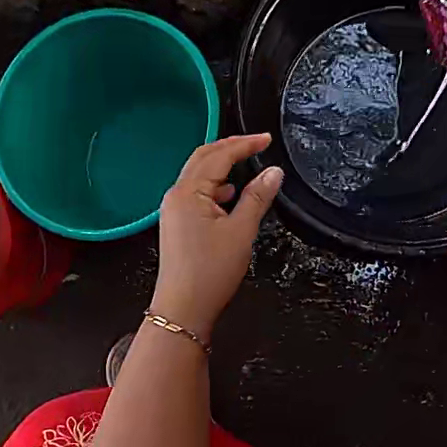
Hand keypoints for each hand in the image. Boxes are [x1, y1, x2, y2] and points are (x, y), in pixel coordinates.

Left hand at [150, 133, 283, 339]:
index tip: (265, 138)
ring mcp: (173, 211)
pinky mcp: (176, 225)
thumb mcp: (241, 232)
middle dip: (229, 148)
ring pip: (198, 177)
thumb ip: (257, 197)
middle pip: (202, 159)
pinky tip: (230, 196)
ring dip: (222, 167)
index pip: (218, 156)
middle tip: (256, 143)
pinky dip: (215, 188)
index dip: (244, 143)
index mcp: (187, 192)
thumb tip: (273, 172)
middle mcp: (175, 197)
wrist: (183, 308)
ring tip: (247, 165)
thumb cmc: (209, 273)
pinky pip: (196, 195)